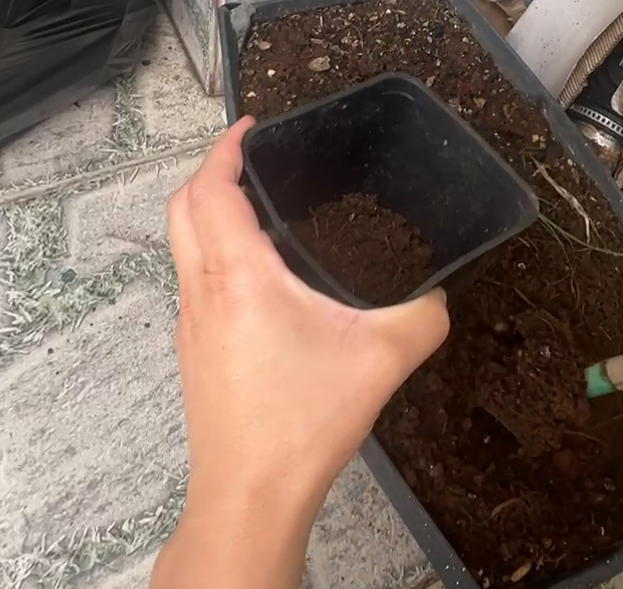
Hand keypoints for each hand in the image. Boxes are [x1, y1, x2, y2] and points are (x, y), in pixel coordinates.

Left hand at [153, 118, 449, 588]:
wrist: (250, 496)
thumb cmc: (302, 423)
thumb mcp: (383, 359)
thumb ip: (424, 315)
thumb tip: (441, 295)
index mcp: (238, 276)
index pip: (210, 191)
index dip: (224, 150)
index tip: (249, 126)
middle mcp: (203, 291)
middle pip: (181, 208)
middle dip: (209, 170)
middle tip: (251, 155)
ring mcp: (192, 322)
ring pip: (182, 243)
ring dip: (207, 208)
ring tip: (256, 200)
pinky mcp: (195, 349)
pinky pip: (193, 275)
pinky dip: (212, 246)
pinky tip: (256, 266)